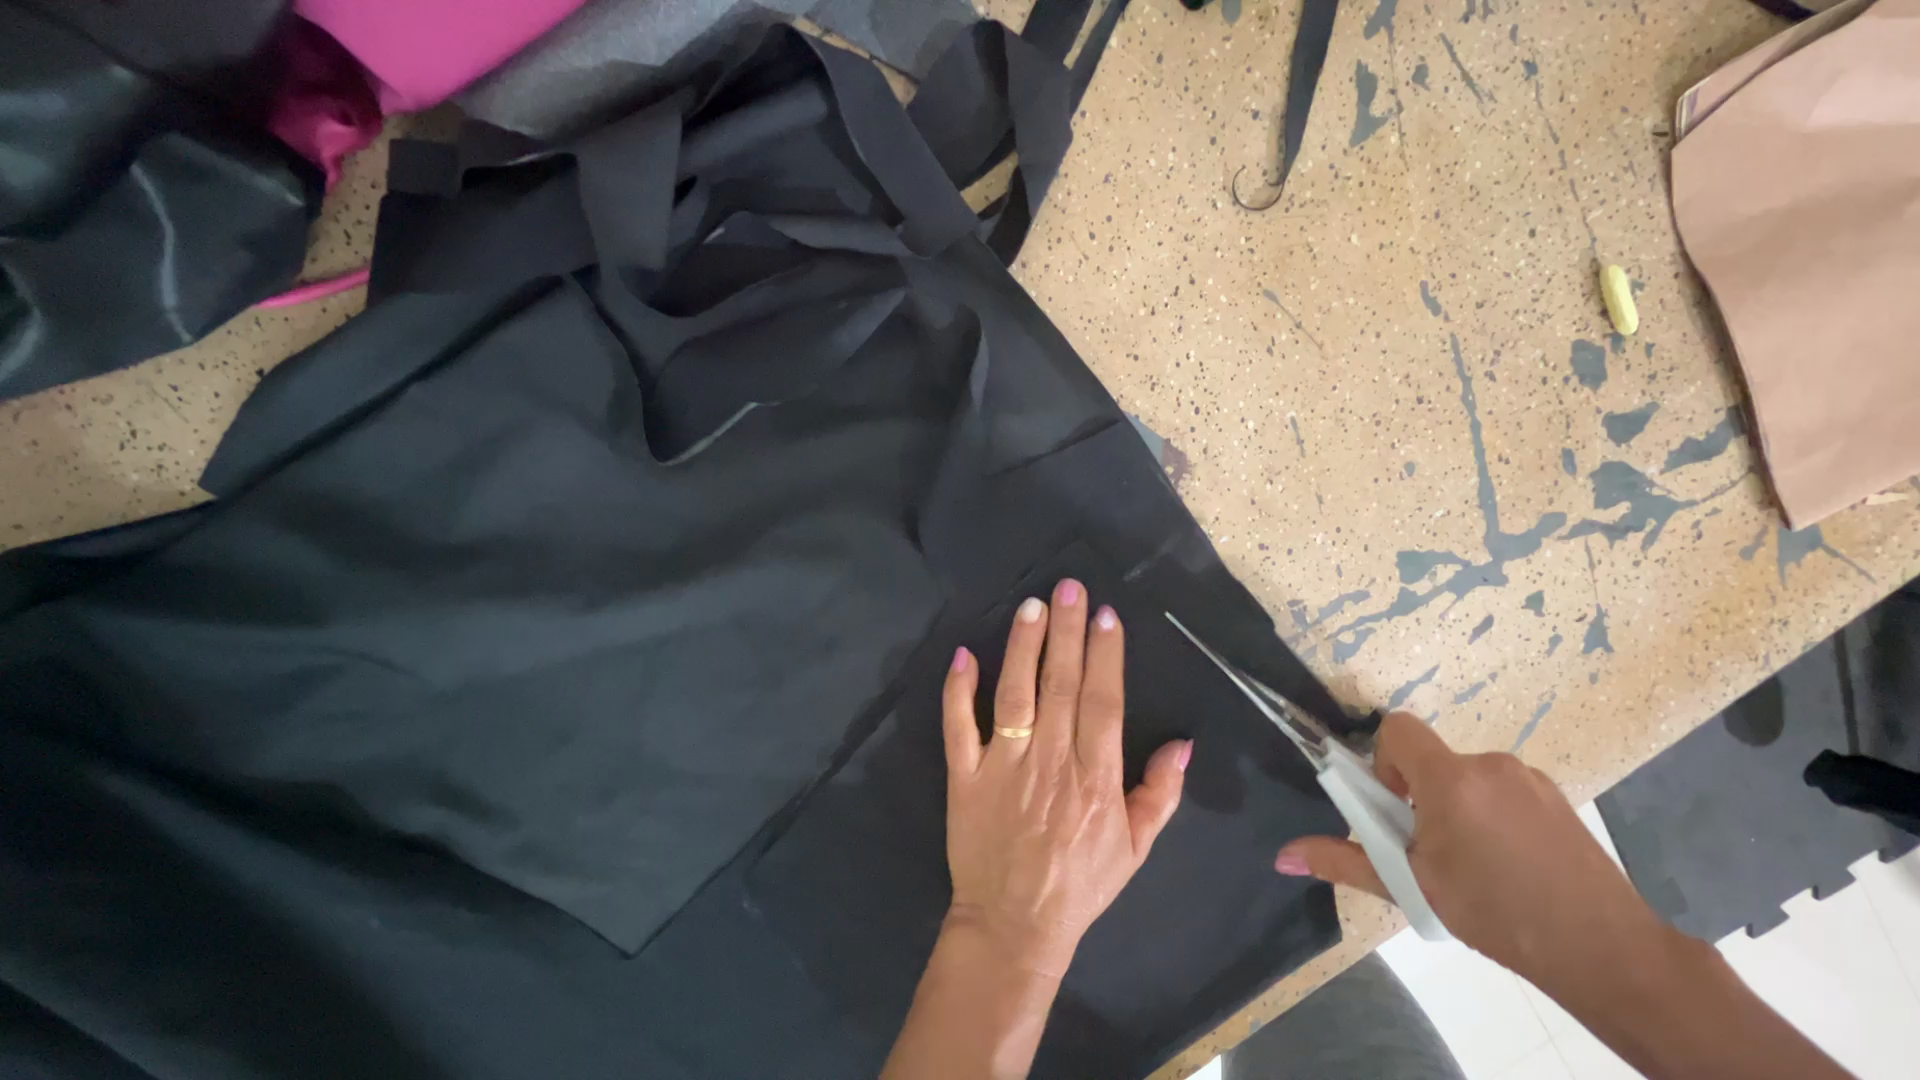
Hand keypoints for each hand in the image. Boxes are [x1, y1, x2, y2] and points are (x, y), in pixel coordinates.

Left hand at [939, 578, 1191, 979]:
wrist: (1015, 925)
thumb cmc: (1081, 884)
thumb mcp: (1136, 848)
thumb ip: (1160, 793)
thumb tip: (1183, 742)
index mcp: (1096, 779)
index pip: (1103, 703)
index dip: (1105, 655)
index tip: (1105, 614)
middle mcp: (1051, 764)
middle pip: (1061, 686)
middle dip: (1067, 632)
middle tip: (1069, 587)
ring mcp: (1003, 768)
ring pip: (1014, 696)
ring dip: (1022, 648)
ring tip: (1031, 606)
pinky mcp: (964, 778)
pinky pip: (959, 728)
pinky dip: (958, 691)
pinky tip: (965, 655)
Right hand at [1276, 713, 1665, 996]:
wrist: (1606, 949)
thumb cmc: (1496, 913)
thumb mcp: (1411, 887)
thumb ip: (1344, 861)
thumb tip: (1282, 856)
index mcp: (1449, 779)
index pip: (1396, 729)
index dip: (1383, 761)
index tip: (1394, 808)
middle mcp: (1489, 765)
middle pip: (1431, 759)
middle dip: (1420, 796)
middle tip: (1430, 850)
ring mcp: (1530, 779)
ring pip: (1468, 778)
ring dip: (1457, 807)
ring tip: (1474, 865)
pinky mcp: (1558, 798)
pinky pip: (1503, 791)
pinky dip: (1493, 815)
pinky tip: (1511, 865)